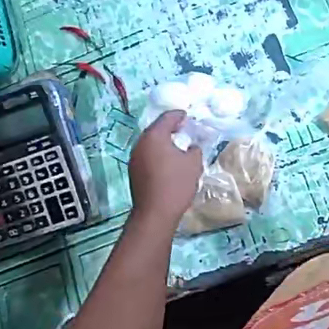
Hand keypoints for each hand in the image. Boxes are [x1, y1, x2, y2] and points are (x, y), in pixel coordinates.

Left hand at [128, 111, 203, 227]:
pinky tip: (167, 162)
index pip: (167, 118)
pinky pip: (147, 156)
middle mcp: (140, 143)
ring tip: (177, 147)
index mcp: (154, 136)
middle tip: (183, 130)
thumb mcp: (193, 164)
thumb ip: (194, 149)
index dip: (179, 115)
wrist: (155, 213)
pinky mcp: (133, 171)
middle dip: (169, 128)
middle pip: (156, 129)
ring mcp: (134, 158)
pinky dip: (157, 154)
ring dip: (162, 142)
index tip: (187, 117)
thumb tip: (191, 146)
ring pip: (150, 143)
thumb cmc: (176, 184)